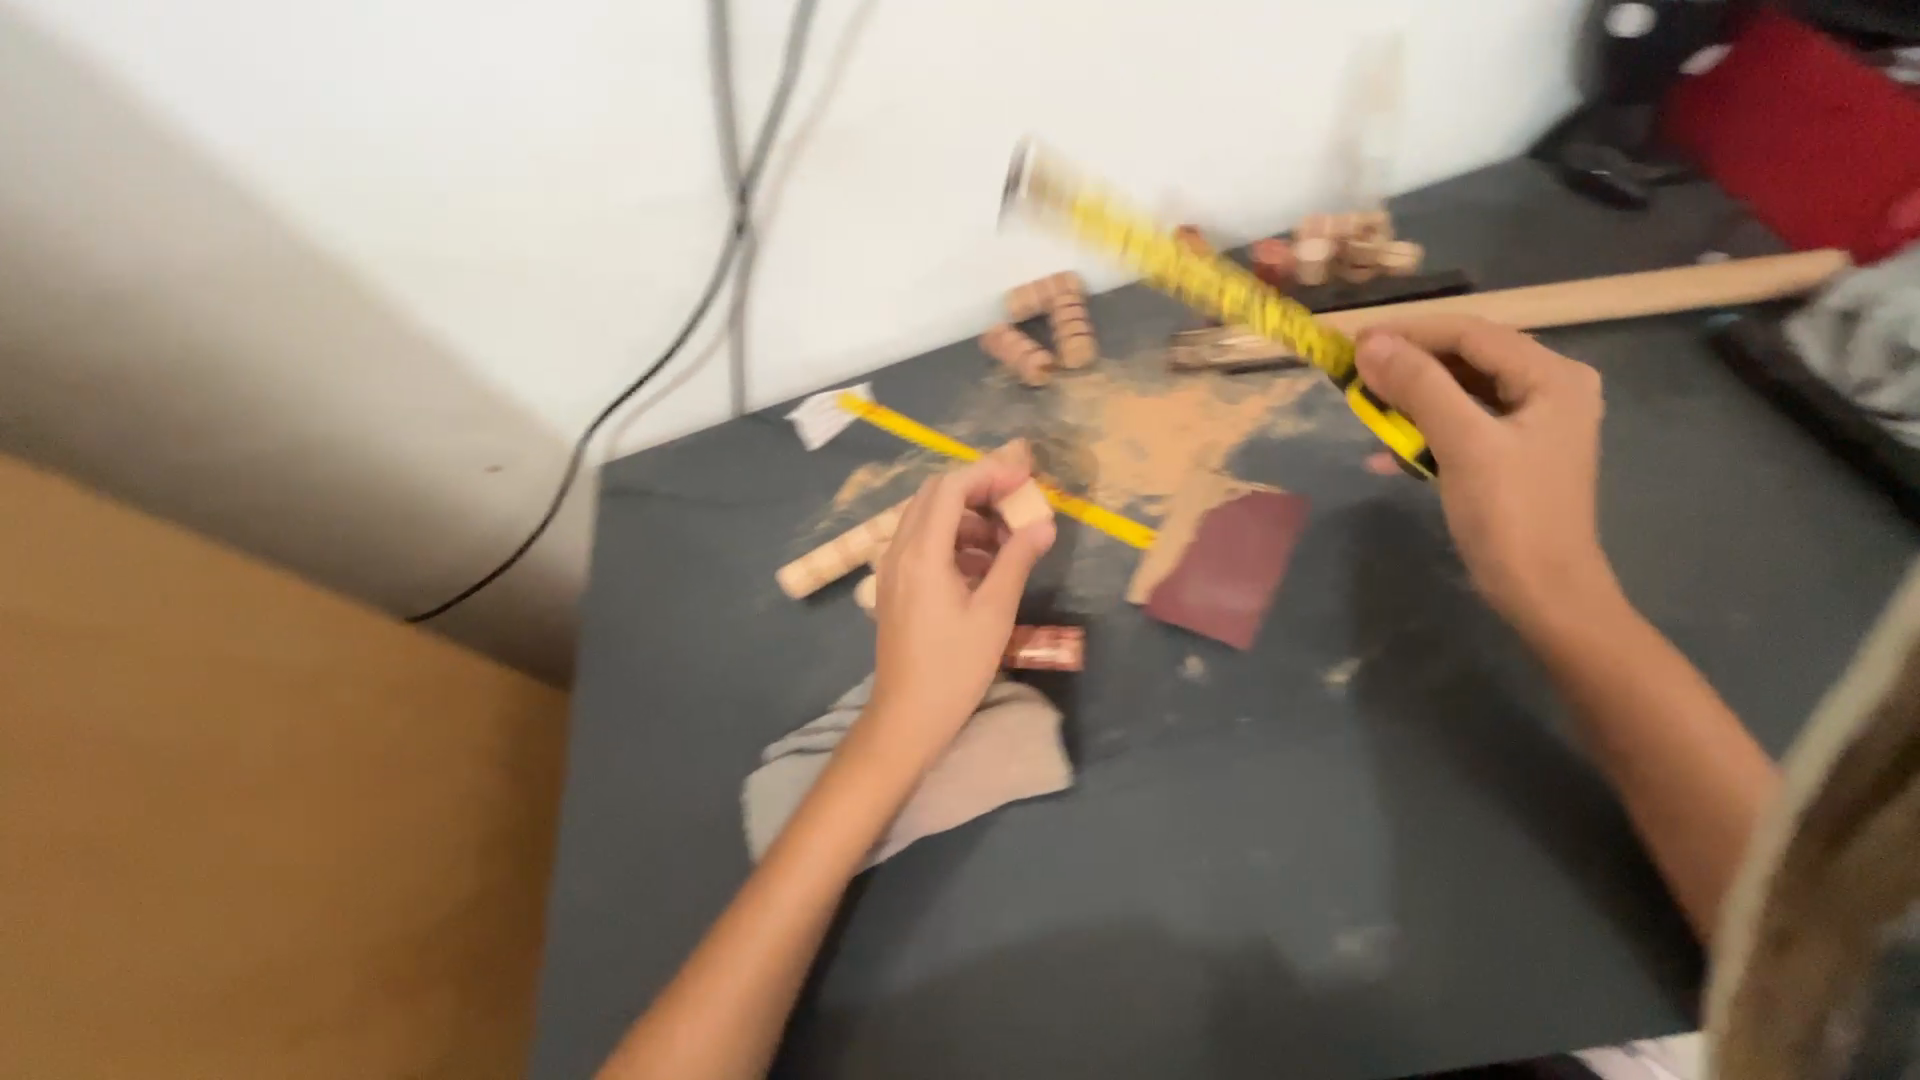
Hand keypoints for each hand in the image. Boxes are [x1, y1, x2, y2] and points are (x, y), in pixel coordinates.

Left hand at [865, 442, 1055, 767]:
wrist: (908, 716)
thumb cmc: (955, 667)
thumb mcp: (994, 612)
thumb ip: (1017, 560)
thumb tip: (1043, 524)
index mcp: (922, 553)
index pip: (951, 487)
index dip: (989, 474)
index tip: (1025, 479)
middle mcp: (899, 551)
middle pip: (935, 495)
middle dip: (978, 490)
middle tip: (1017, 502)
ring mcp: (891, 568)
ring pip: (928, 518)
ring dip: (967, 517)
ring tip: (1007, 540)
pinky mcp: (894, 586)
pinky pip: (922, 544)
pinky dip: (954, 540)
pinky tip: (983, 566)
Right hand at [1355, 315, 1617, 632]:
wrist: (1541, 591)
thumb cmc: (1510, 513)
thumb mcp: (1462, 443)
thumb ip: (1419, 386)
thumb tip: (1369, 343)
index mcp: (1553, 376)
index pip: (1472, 334)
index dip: (1411, 334)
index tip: (1353, 343)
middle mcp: (1550, 388)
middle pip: (1467, 360)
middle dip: (1409, 367)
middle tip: (1355, 374)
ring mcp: (1532, 423)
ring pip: (1460, 393)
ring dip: (1411, 400)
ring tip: (1366, 409)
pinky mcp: (1511, 453)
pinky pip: (1460, 426)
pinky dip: (1423, 434)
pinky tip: (1387, 456)